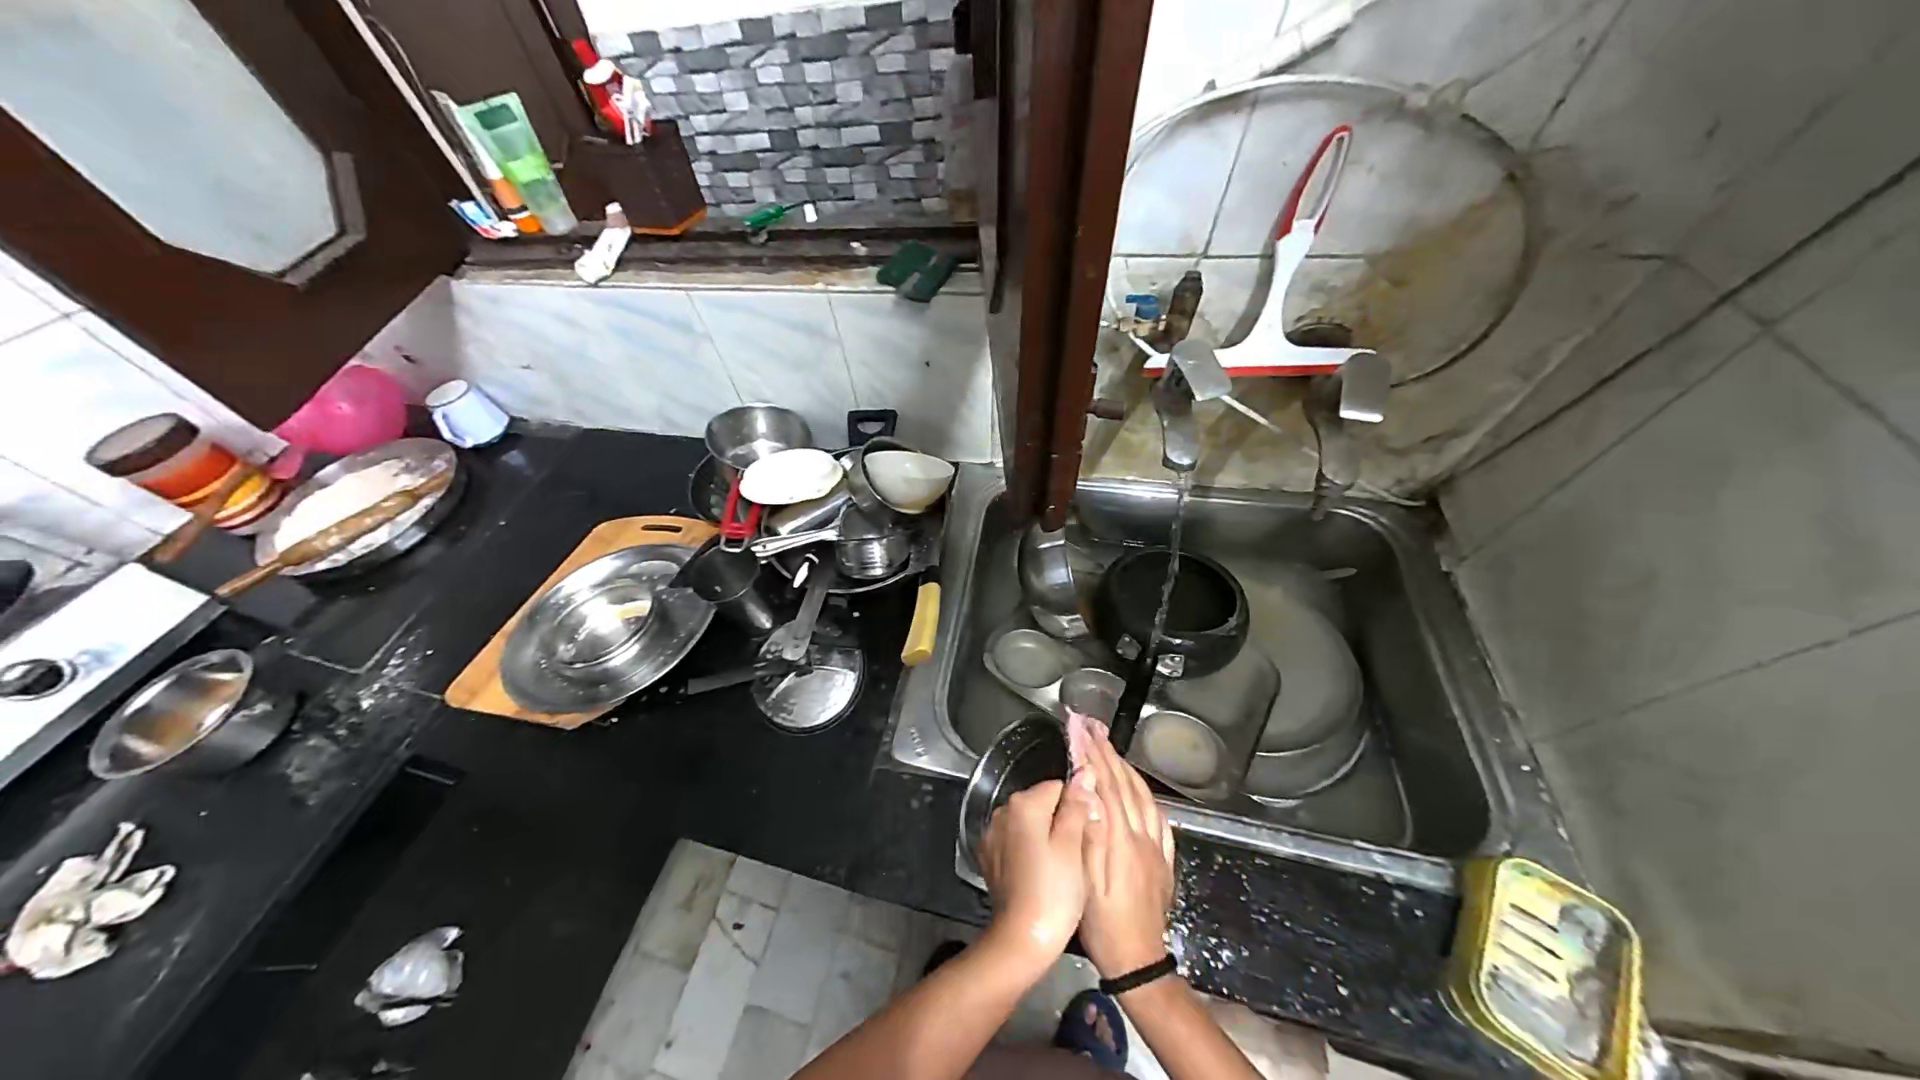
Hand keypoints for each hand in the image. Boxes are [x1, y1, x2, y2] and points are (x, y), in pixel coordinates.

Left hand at [976, 775, 1094, 970]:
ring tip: (1059, 869)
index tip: (1085, 833)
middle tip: (1075, 855)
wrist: (1021, 940)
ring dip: (1044, 838)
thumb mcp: (1072, 847)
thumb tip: (1083, 773)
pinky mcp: (989, 857)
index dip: (1077, 808)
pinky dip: (1028, 852)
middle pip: (1042, 804)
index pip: (1059, 786)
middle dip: (1059, 822)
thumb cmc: (1053, 893)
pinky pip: (1015, 842)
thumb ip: (1076, 806)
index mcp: (1023, 804)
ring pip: (1029, 824)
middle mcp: (1002, 812)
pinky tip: (1039, 876)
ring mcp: (992, 835)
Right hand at [1079, 730, 1176, 978]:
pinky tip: (1140, 791)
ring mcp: (1156, 848)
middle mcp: (1142, 836)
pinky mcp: (1164, 861)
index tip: (1080, 730)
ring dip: (1126, 768)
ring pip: (1143, 797)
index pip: (1105, 785)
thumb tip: (1087, 791)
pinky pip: (1158, 818)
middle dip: (1108, 752)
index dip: (1092, 755)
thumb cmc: (1102, 921)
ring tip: (1112, 748)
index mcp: (1120, 838)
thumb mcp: (1087, 880)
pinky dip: (1145, 795)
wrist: (1138, 959)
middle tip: (1094, 727)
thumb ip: (1091, 832)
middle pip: (1125, 785)